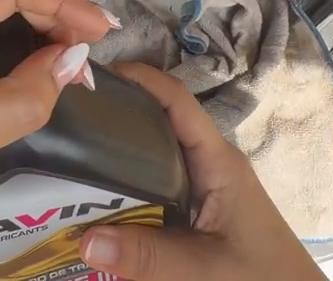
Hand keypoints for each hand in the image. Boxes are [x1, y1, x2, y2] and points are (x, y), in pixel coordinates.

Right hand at [80, 63, 326, 280]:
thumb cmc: (262, 280)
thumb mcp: (206, 271)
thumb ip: (149, 256)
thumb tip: (82, 239)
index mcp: (217, 159)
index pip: (175, 98)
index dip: (139, 76)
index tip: (94, 72)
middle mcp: (210, 162)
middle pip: (159, 120)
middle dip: (117, 111)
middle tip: (70, 114)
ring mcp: (205, 186)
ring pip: (156, 153)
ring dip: (120, 150)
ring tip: (72, 149)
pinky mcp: (200, 211)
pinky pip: (158, 184)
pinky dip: (129, 184)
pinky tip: (100, 196)